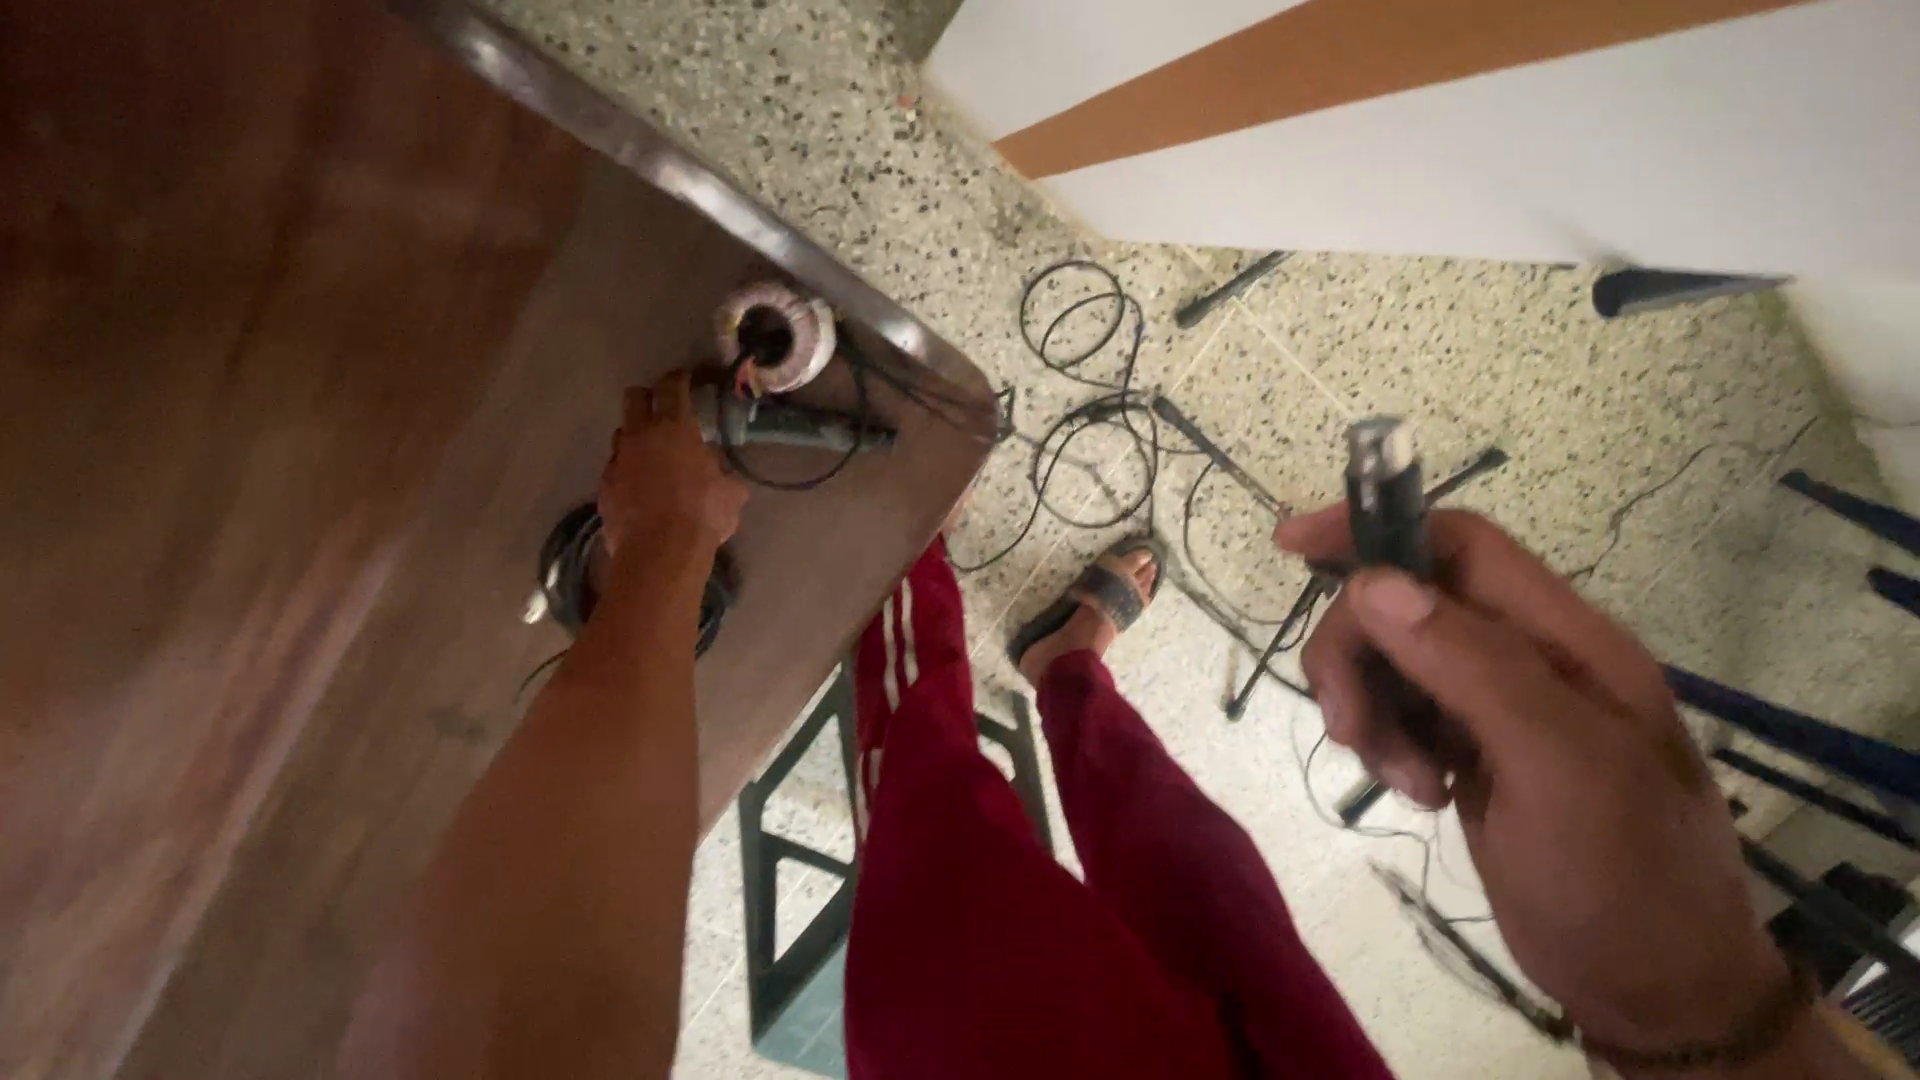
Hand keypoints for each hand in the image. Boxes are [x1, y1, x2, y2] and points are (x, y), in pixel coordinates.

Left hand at [600, 372, 748, 557]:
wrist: (660, 553)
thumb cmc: (703, 516)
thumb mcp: (730, 494)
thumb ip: (723, 475)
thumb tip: (722, 474)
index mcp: (675, 429)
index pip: (672, 388)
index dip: (679, 379)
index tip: (686, 378)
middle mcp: (641, 436)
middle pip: (634, 398)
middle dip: (648, 398)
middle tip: (663, 410)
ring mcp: (617, 461)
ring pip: (622, 434)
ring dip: (636, 439)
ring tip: (652, 456)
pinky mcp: (604, 487)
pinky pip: (616, 469)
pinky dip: (628, 472)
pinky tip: (642, 489)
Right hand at [1276, 507, 1790, 1057]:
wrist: (1650, 985)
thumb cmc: (1622, 876)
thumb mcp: (1558, 766)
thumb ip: (1472, 664)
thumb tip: (1374, 581)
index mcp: (1562, 637)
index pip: (1454, 542)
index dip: (1373, 530)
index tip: (1291, 543)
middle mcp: (1522, 653)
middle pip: (1396, 606)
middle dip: (1354, 658)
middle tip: (1348, 724)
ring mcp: (1488, 699)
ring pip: (1382, 659)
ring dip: (1364, 708)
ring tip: (1398, 775)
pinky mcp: (1461, 741)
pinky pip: (1389, 708)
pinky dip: (1379, 741)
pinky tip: (1414, 789)